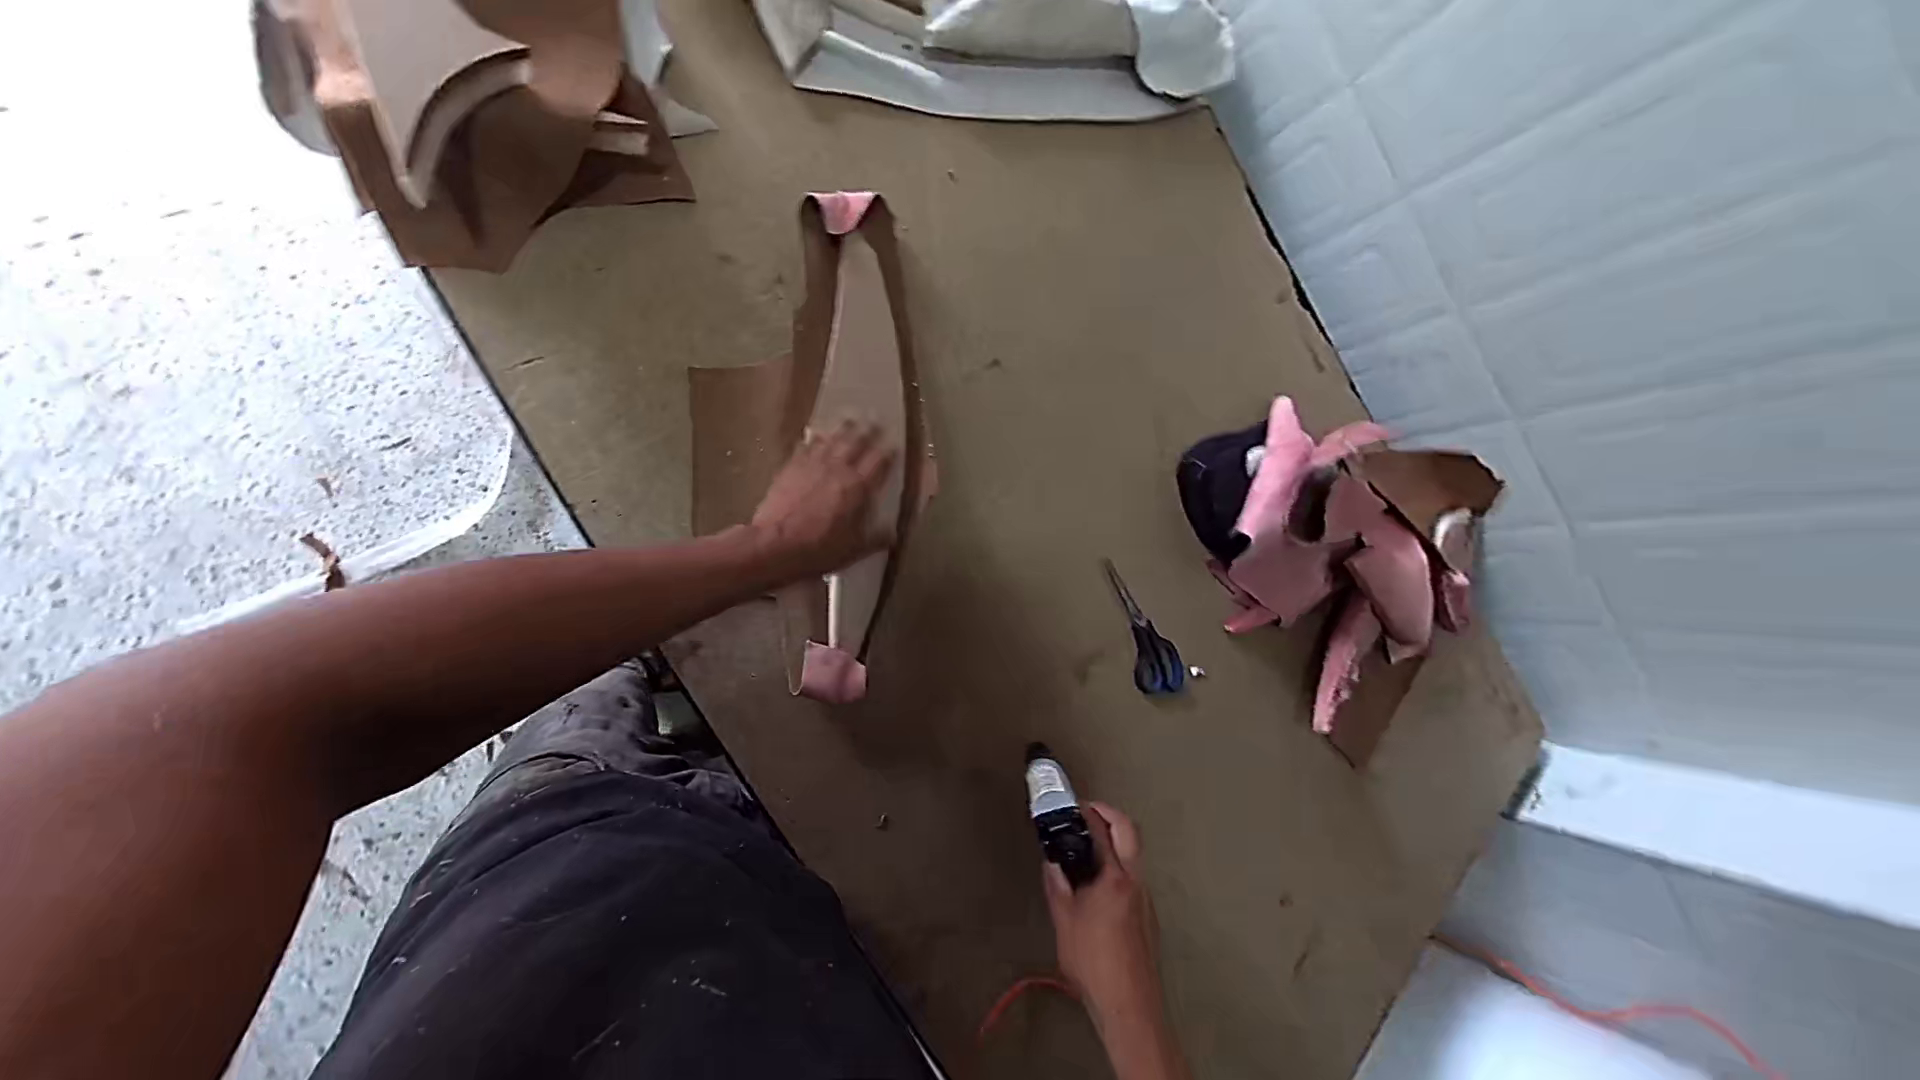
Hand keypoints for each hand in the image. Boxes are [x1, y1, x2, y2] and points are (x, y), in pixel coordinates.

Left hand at [750, 419, 897, 580]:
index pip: (879, 462)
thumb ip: (876, 538)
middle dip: (868, 430)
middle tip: (875, 419)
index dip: (889, 452)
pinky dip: (813, 440)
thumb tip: (893, 533)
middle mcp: (838, 470)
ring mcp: (813, 466)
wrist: (775, 545)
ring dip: (842, 429)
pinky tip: (814, 435)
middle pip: (856, 443)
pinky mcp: (791, 468)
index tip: (894, 444)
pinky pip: (805, 448)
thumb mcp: (855, 550)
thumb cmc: (819, 549)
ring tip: (849, 419)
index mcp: (858, 488)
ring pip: (832, 440)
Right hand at [1044, 802, 1189, 1079]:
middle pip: (1129, 830)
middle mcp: (1135, 882)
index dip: (1087, 811)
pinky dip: (1118, 865)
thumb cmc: (1094, 964)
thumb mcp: (1064, 920)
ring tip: (1089, 844)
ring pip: (1134, 854)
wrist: (1129, 1005)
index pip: (1103, 830)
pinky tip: (1098, 883)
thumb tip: (1052, 863)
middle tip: (1088, 810)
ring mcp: (1145, 898)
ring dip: (1115, 839)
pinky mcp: (1147, 915)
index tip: (1073, 805)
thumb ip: (1057, 884)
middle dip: (1108, 812)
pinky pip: (1134, 876)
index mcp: (1114, 878)